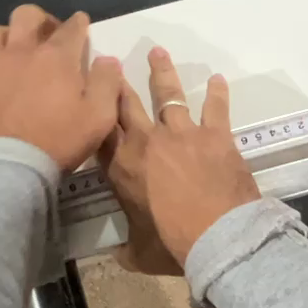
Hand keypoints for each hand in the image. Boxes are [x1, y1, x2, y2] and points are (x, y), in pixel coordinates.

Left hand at [0, 5, 123, 171]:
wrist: (11, 166)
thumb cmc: (59, 141)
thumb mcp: (100, 117)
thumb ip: (108, 83)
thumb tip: (107, 59)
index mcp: (56, 57)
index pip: (71, 28)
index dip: (79, 23)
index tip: (82, 25)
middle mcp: (21, 51)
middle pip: (27, 15)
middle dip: (41, 20)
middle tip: (49, 36)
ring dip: (6, 37)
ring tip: (14, 52)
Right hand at [96, 46, 260, 271]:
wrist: (219, 237)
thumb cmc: (174, 245)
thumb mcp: (141, 254)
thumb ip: (126, 251)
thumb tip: (116, 256)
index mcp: (122, 169)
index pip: (100, 133)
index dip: (93, 109)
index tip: (88, 90)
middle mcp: (146, 143)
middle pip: (126, 104)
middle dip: (118, 82)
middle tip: (111, 61)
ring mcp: (181, 134)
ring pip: (167, 94)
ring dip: (161, 72)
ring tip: (157, 52)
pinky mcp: (215, 135)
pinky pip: (215, 108)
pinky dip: (217, 93)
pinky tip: (217, 80)